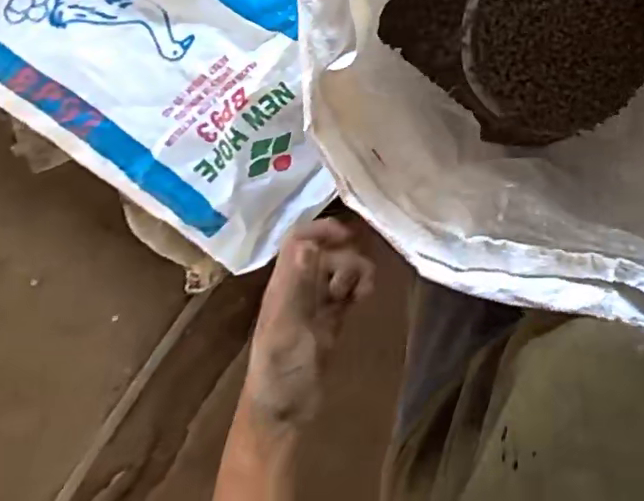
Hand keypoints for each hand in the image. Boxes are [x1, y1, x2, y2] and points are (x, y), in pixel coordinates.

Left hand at [237, 218, 375, 427]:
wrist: (284, 414)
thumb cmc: (280, 370)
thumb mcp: (287, 326)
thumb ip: (296, 284)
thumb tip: (308, 243)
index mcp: (283, 284)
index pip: (299, 238)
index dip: (321, 229)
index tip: (348, 237)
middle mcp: (299, 286)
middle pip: (327, 250)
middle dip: (346, 258)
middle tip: (351, 285)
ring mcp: (316, 301)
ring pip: (341, 266)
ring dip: (357, 272)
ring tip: (360, 295)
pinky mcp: (332, 316)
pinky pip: (350, 287)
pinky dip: (360, 286)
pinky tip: (363, 300)